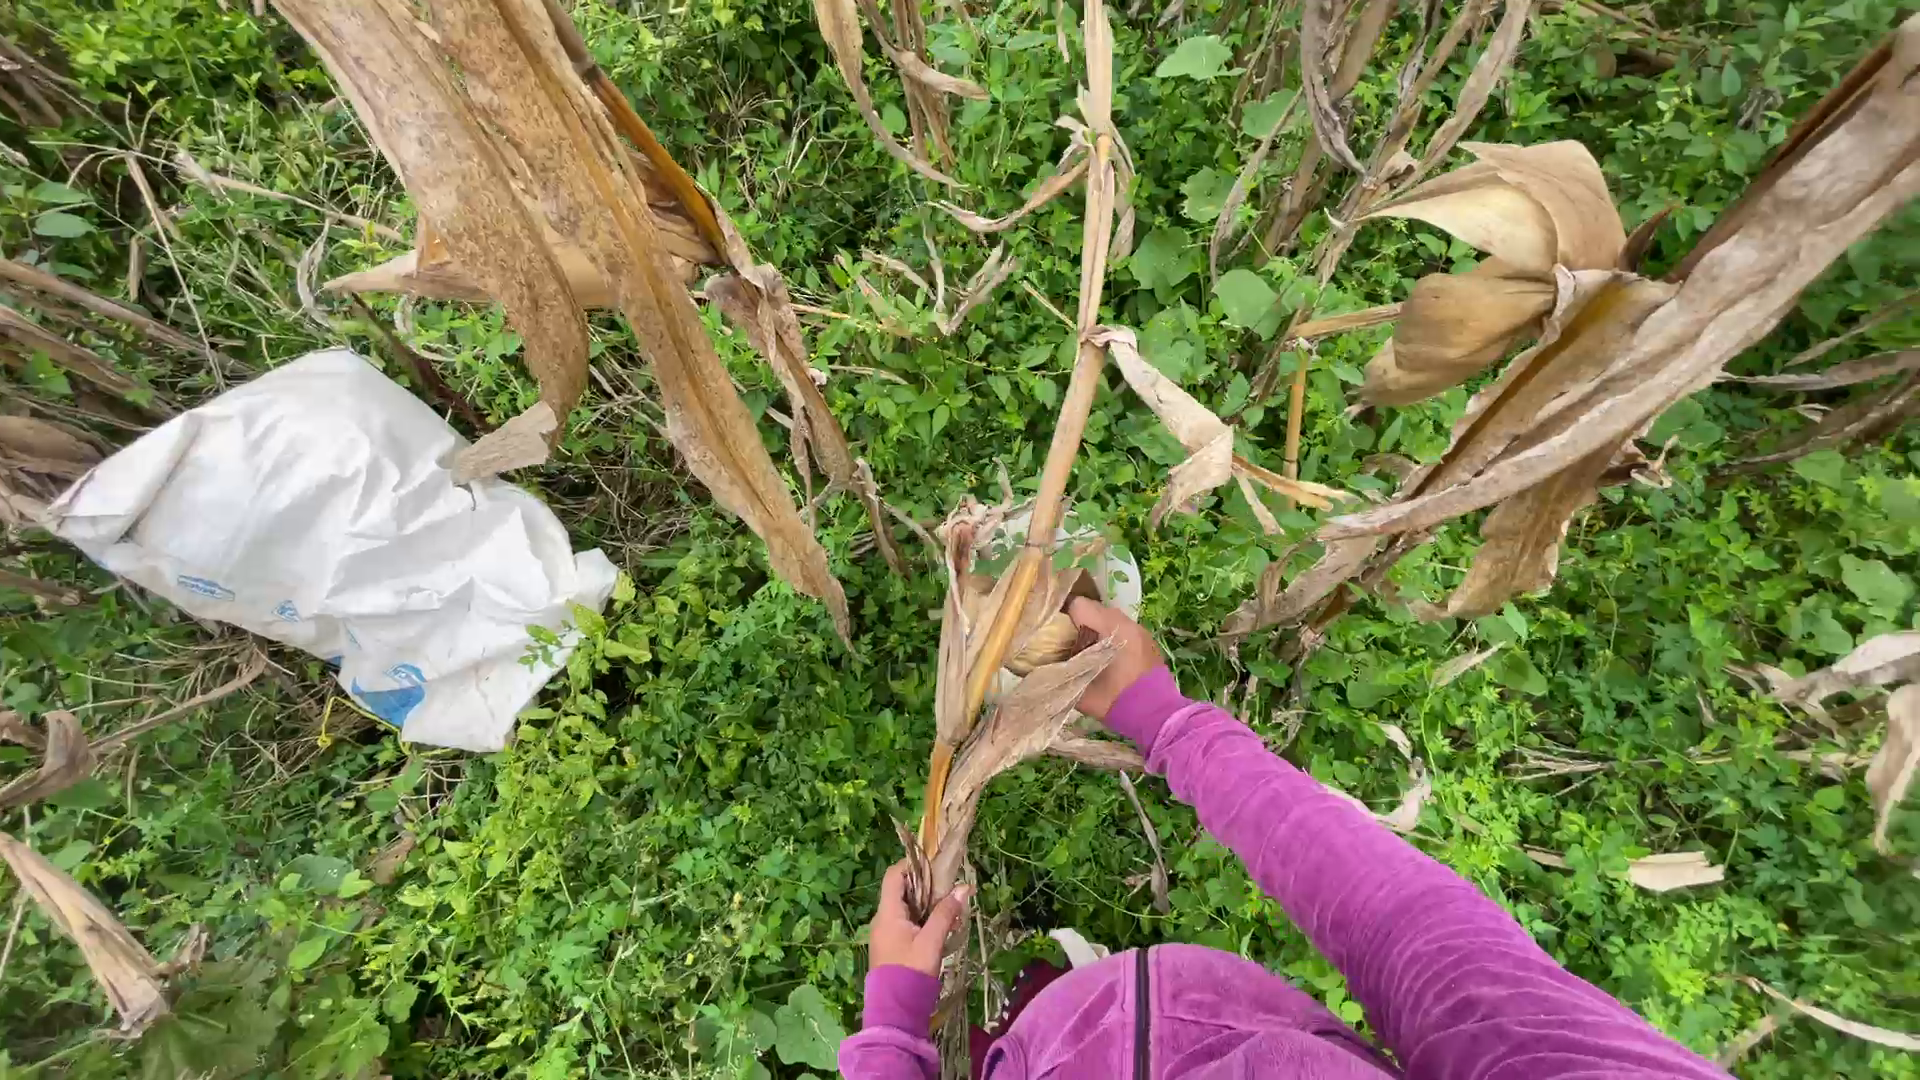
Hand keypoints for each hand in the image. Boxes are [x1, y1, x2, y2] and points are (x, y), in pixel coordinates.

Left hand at [868, 860, 971, 976]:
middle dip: (924, 886)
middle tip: (947, 888)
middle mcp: (882, 919)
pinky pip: (904, 924)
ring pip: (904, 909)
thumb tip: (964, 887)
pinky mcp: (890, 948)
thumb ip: (946, 913)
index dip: (913, 866)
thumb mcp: (931, 942)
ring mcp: (884, 934)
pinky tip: (939, 929)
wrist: (895, 1013)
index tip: (934, 867)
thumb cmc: (912, 972)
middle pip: (901, 890)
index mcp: (887, 913)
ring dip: (925, 905)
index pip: (894, 875)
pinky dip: (920, 920)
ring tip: (948, 909)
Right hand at [1066, 597, 1164, 719]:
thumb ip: (1058, 673)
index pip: (1078, 606)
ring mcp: (1139, 630)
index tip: (1058, 639)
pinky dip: (1110, 638)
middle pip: (1093, 609)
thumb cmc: (1117, 702)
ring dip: (1095, 631)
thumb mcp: (1081, 692)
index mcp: (1112, 629)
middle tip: (1071, 649)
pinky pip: (1120, 629)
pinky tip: (1107, 660)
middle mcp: (1127, 623)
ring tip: (1089, 655)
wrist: (1158, 717)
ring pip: (1107, 619)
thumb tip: (1035, 665)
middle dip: (1078, 625)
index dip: (1064, 620)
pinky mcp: (1146, 640)